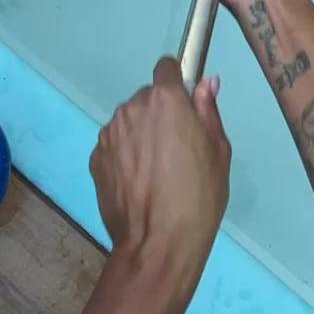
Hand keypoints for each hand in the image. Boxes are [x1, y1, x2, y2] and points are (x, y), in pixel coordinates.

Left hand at [89, 57, 230, 274]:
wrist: (157, 246)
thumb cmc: (198, 196)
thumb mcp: (218, 151)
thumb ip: (208, 110)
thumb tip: (206, 82)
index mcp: (166, 99)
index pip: (166, 67)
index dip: (176, 81)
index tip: (184, 102)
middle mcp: (132, 107)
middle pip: (148, 97)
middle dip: (160, 112)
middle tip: (176, 147)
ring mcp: (110, 133)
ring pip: (129, 121)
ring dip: (140, 133)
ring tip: (156, 170)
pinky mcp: (95, 157)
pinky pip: (114, 145)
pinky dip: (124, 155)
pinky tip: (138, 183)